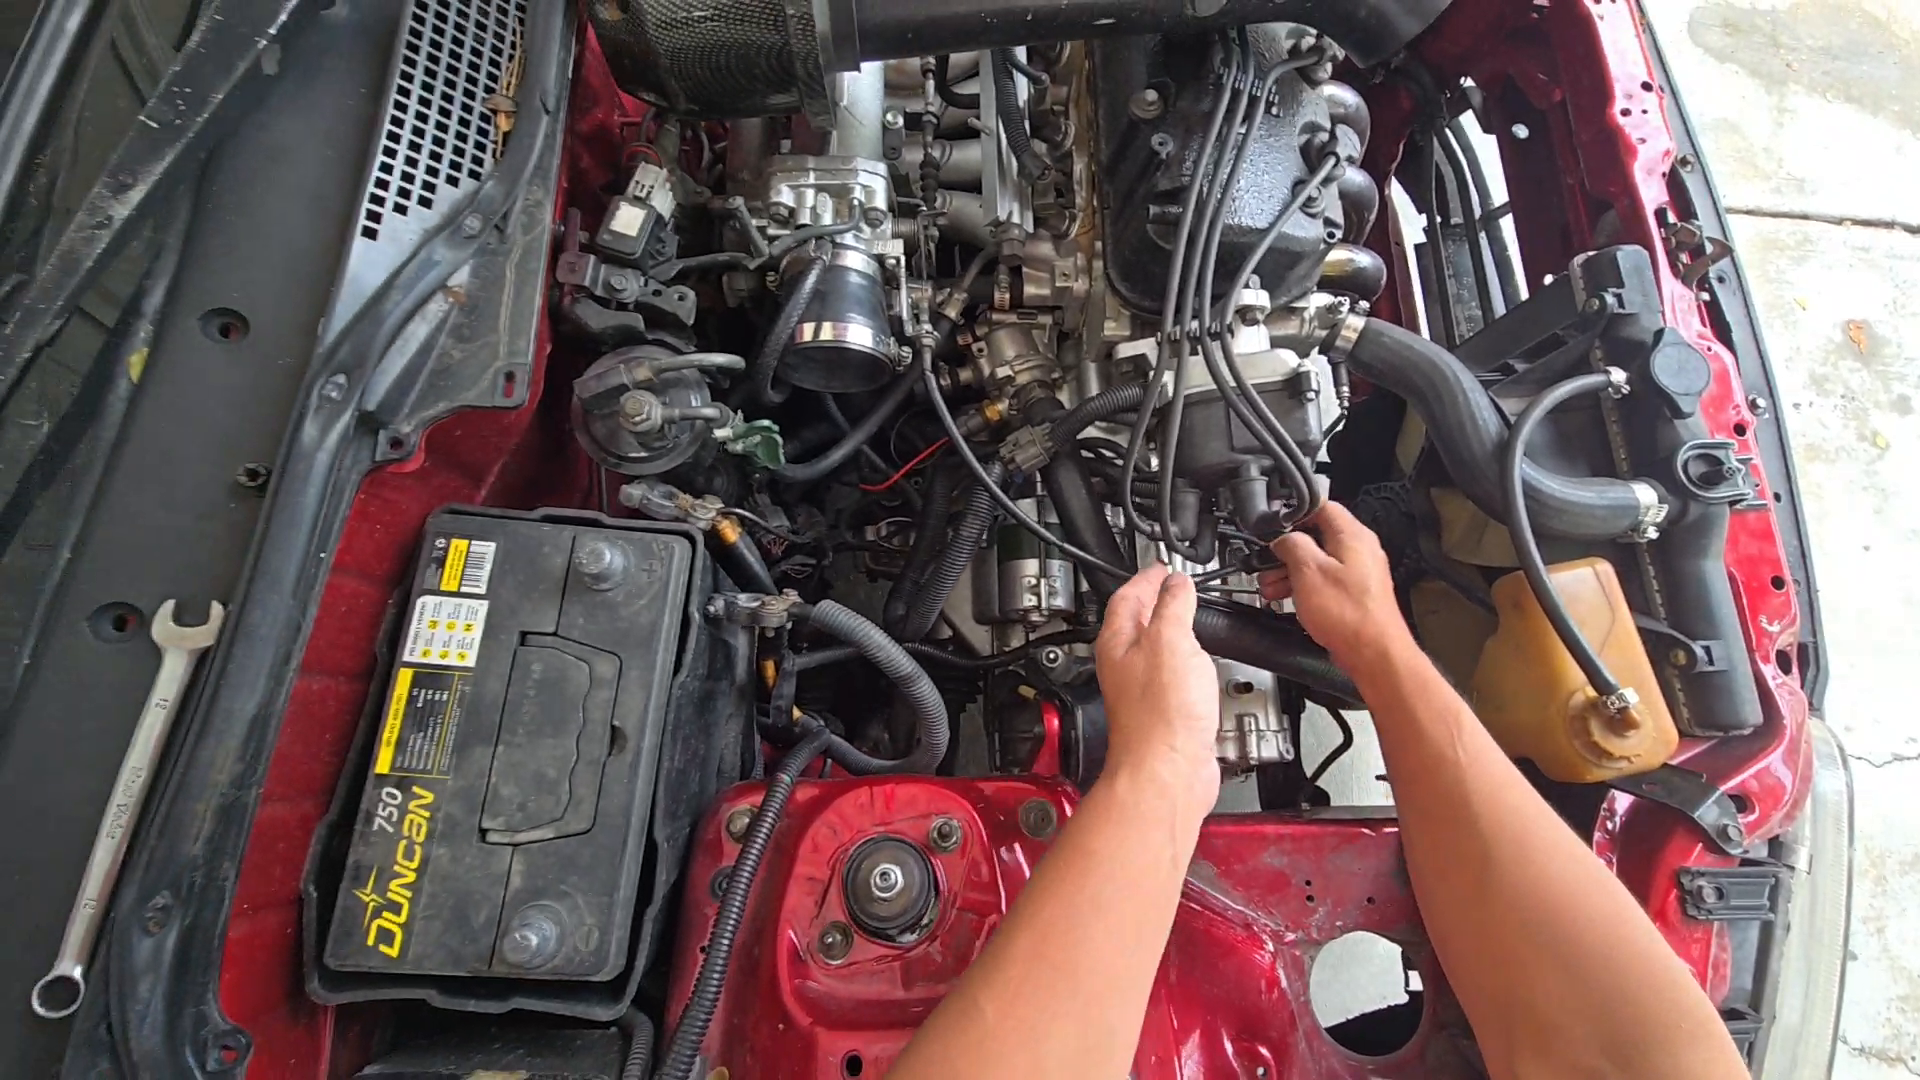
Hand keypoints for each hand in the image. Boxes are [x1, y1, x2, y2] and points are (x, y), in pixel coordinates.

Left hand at [1094, 565, 1219, 812]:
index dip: (1145, 578)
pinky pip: (1168, 672)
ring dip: (1169, 627)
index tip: (1161, 568)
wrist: (1168, 770)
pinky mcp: (1161, 709)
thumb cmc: (1161, 714)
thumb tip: (1177, 582)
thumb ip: (1173, 607)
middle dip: (1154, 600)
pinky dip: (1182, 657)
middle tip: (1172, 586)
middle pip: (1135, 620)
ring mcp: (1141, 688)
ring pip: (1152, 646)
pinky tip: (1195, 661)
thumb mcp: (1171, 642)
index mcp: (1117, 642)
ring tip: (1185, 615)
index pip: (1126, 597)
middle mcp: (1124, 664)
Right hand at [1259, 502, 1416, 677]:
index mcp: (1353, 536)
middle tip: (1267, 564)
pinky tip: (1286, 597)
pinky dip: (1302, 585)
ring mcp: (1357, 573)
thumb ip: (1292, 545)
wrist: (1373, 654)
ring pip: (1315, 561)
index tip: (1273, 528)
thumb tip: (1282, 538)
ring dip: (1288, 571)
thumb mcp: (1308, 571)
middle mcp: (1359, 551)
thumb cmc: (1349, 616)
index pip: (1321, 507)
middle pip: (1315, 537)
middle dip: (1285, 551)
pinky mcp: (1353, 593)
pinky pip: (1322, 580)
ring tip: (1271, 587)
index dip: (1293, 514)